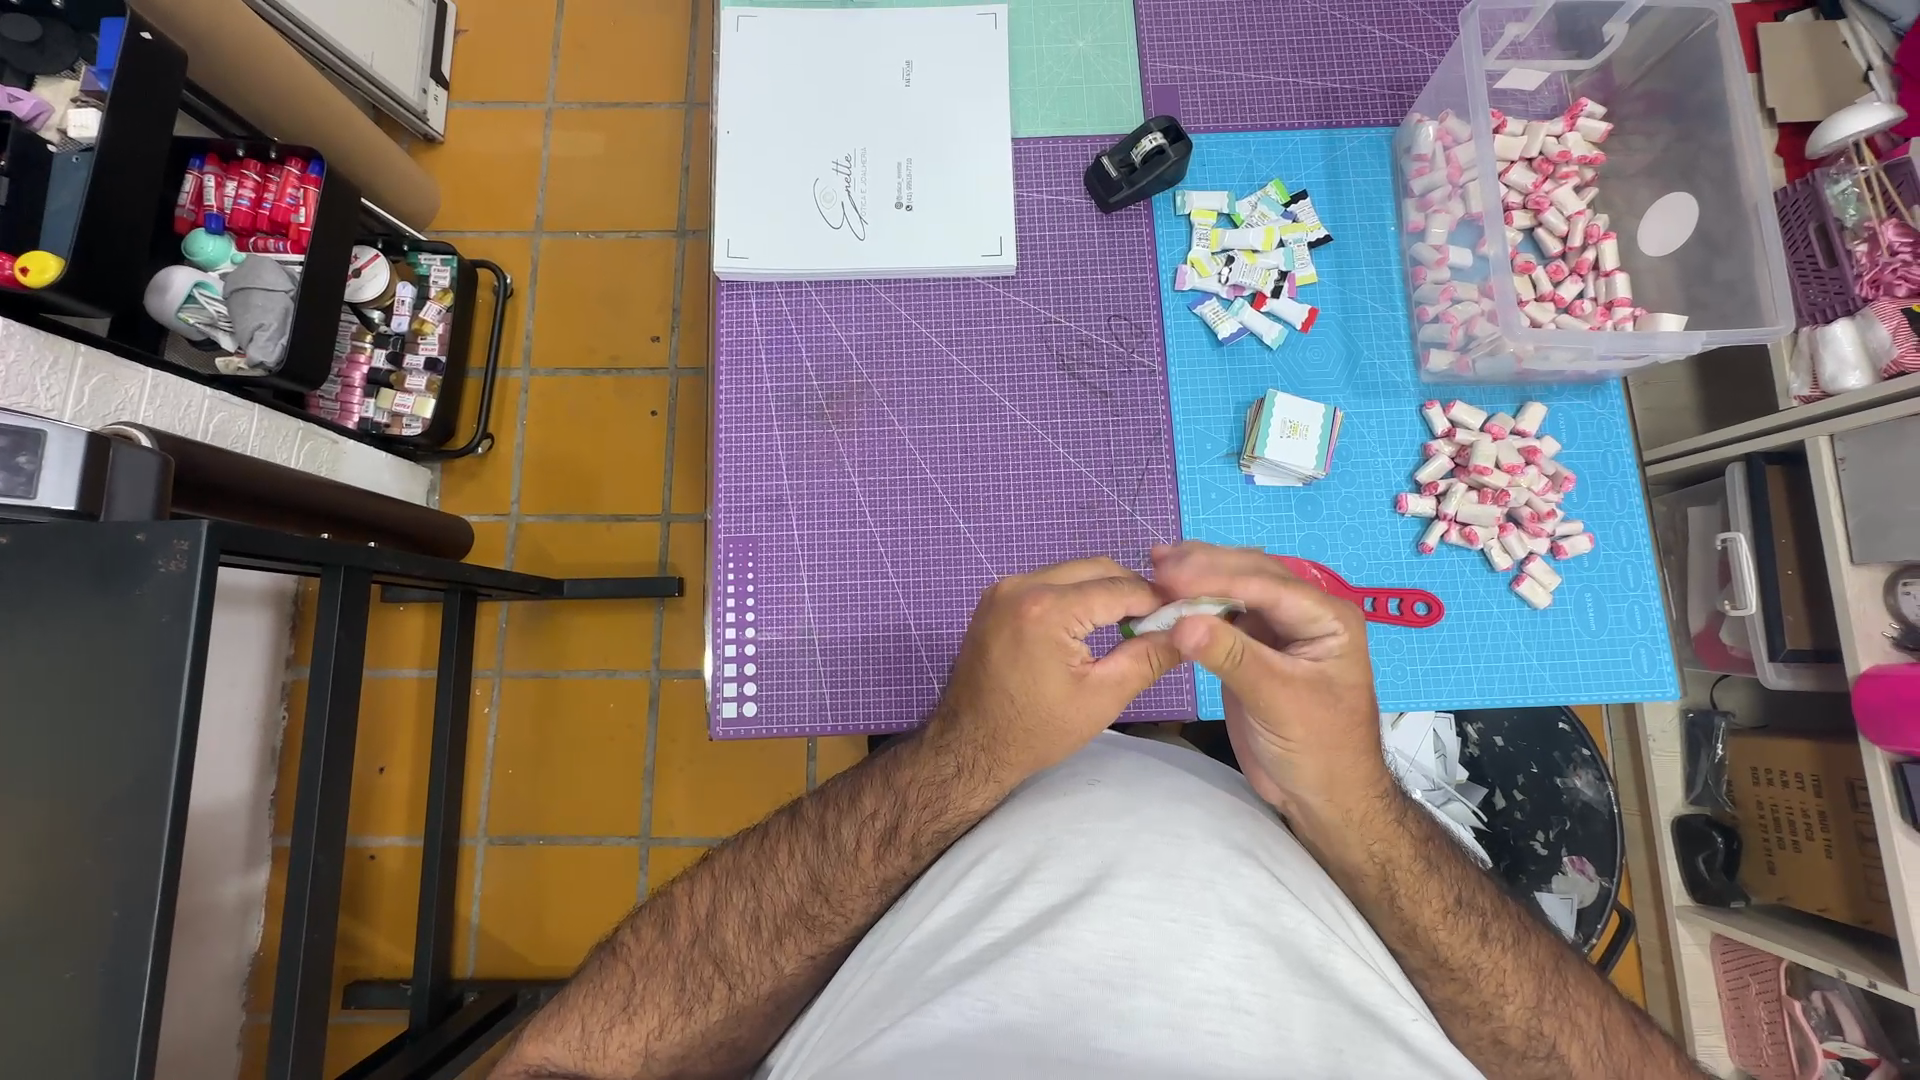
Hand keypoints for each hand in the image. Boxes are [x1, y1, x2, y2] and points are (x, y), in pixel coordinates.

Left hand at [927, 557, 1181, 787]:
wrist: (968, 746)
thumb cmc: (1035, 730)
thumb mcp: (1102, 698)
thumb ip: (1147, 658)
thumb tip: (1187, 633)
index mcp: (1047, 608)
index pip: (1120, 587)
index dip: (1157, 600)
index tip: (1184, 615)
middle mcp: (1022, 585)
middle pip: (1095, 568)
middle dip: (1131, 590)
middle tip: (1159, 620)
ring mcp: (1003, 588)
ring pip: (1071, 572)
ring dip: (1102, 590)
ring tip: (1129, 624)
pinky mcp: (995, 598)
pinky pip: (1047, 582)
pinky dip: (1074, 595)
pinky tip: (1091, 623)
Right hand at [1150, 542, 1394, 827]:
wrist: (1322, 796)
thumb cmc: (1317, 749)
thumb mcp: (1277, 701)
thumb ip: (1232, 657)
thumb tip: (1181, 622)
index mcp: (1326, 617)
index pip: (1266, 584)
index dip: (1217, 575)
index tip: (1170, 574)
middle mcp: (1302, 612)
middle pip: (1250, 574)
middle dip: (1204, 566)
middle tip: (1157, 563)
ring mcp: (1276, 627)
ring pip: (1233, 586)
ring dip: (1196, 576)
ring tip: (1156, 563)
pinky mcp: (1252, 644)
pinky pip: (1221, 612)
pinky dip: (1194, 602)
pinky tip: (1168, 592)